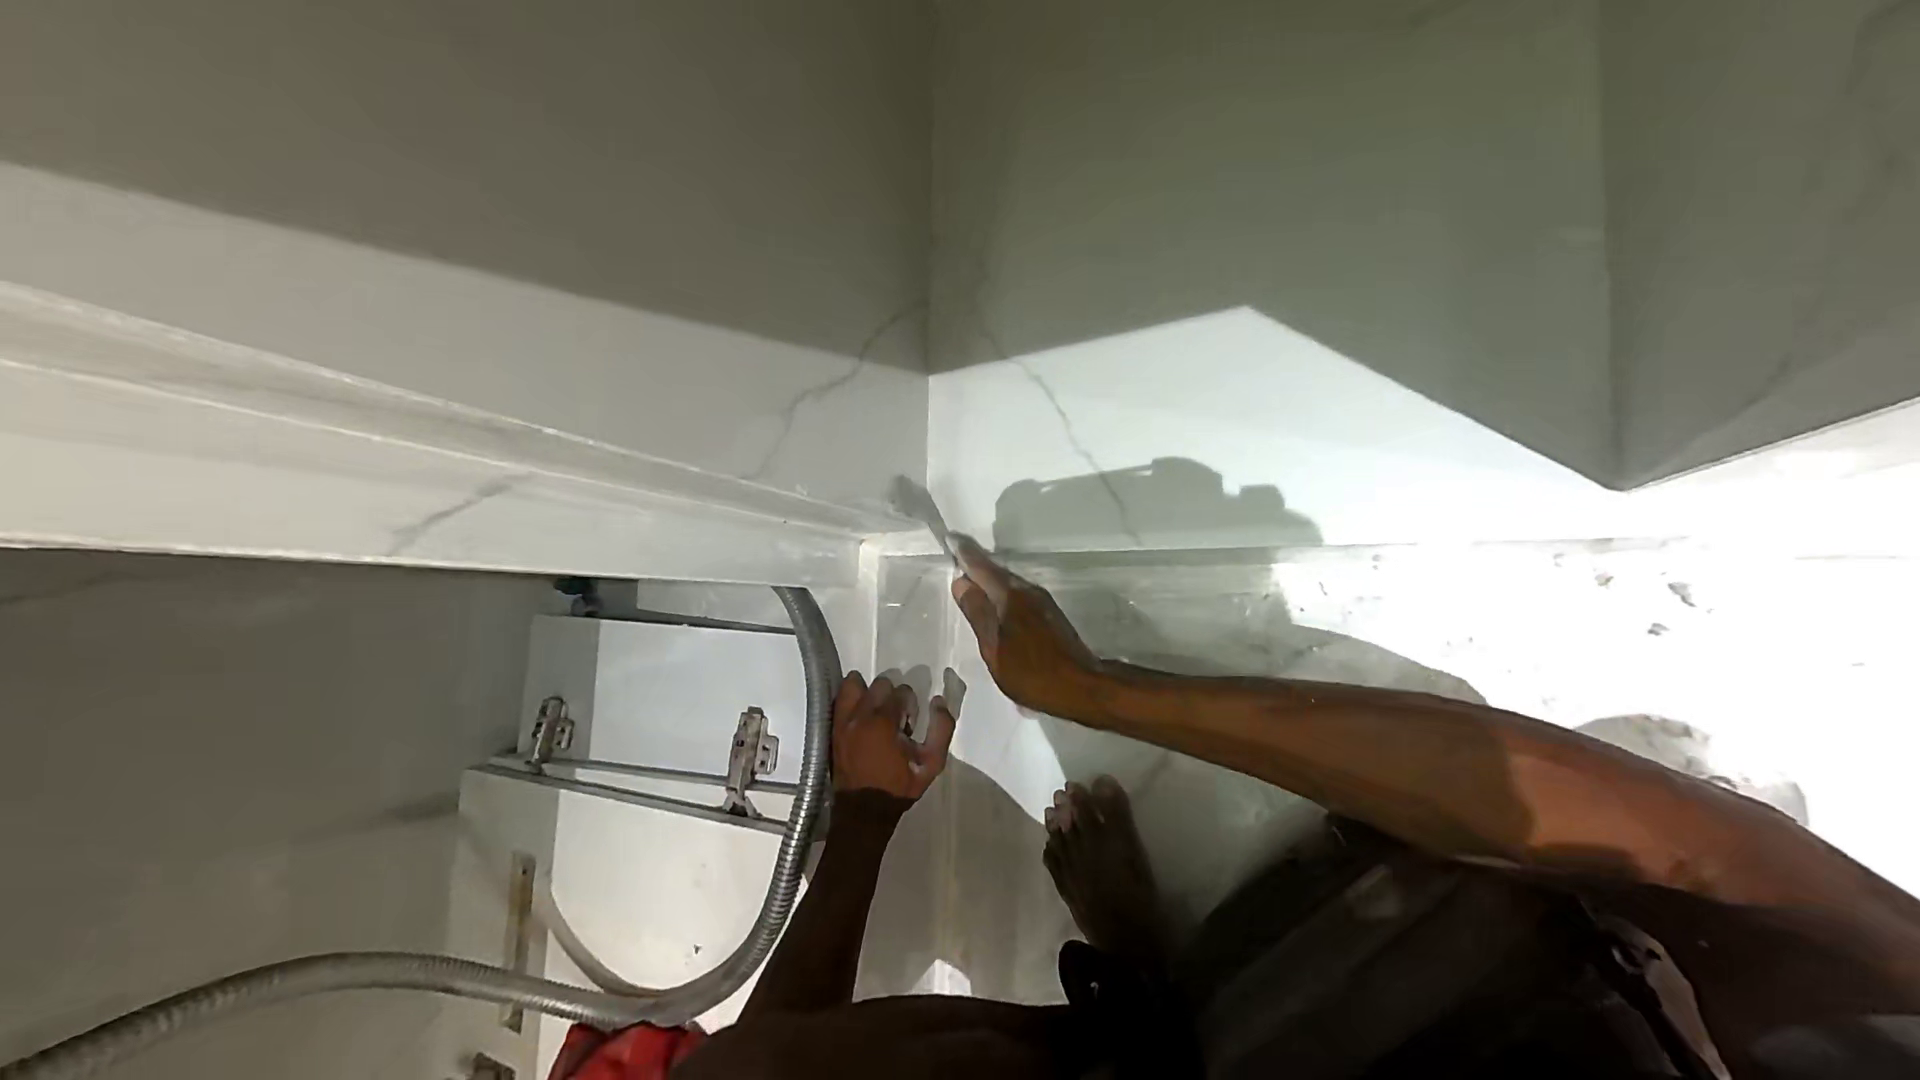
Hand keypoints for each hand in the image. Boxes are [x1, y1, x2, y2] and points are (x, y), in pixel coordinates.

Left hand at [831, 672, 956, 799]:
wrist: (864, 811)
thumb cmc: (899, 787)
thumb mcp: (932, 763)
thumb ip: (942, 729)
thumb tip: (938, 701)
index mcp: (882, 723)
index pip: (901, 691)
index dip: (910, 705)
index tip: (909, 724)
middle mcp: (859, 716)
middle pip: (878, 684)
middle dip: (891, 697)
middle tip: (894, 719)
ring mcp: (842, 721)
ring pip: (852, 685)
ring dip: (866, 692)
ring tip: (874, 712)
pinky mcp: (832, 729)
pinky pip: (839, 700)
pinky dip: (851, 700)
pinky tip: (860, 717)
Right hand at [949, 535, 1103, 714]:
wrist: (1081, 687)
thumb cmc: (1031, 672)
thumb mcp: (994, 648)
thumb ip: (978, 613)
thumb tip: (961, 582)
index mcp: (1010, 595)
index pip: (981, 567)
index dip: (964, 553)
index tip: (951, 539)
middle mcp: (1027, 590)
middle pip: (996, 572)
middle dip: (976, 565)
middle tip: (957, 558)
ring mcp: (1041, 602)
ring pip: (1008, 583)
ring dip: (990, 580)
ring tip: (971, 582)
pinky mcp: (1049, 614)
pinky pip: (1018, 594)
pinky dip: (1002, 594)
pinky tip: (996, 605)